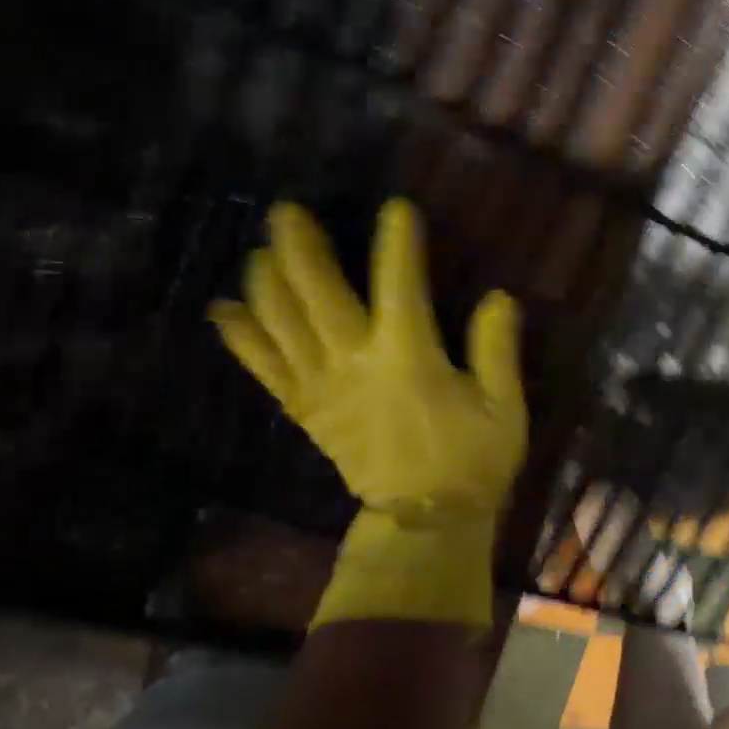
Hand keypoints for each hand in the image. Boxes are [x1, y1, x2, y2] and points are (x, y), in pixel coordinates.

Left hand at [209, 198, 526, 629]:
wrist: (425, 520)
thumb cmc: (473, 458)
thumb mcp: (504, 404)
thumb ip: (496, 348)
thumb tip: (499, 296)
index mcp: (408, 356)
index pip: (400, 285)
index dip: (397, 244)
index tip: (395, 208)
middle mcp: (354, 362)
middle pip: (317, 294)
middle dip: (301, 249)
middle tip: (286, 212)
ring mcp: (322, 387)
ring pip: (281, 323)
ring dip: (266, 282)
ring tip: (258, 250)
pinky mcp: (305, 411)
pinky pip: (264, 368)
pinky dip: (242, 337)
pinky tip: (224, 311)